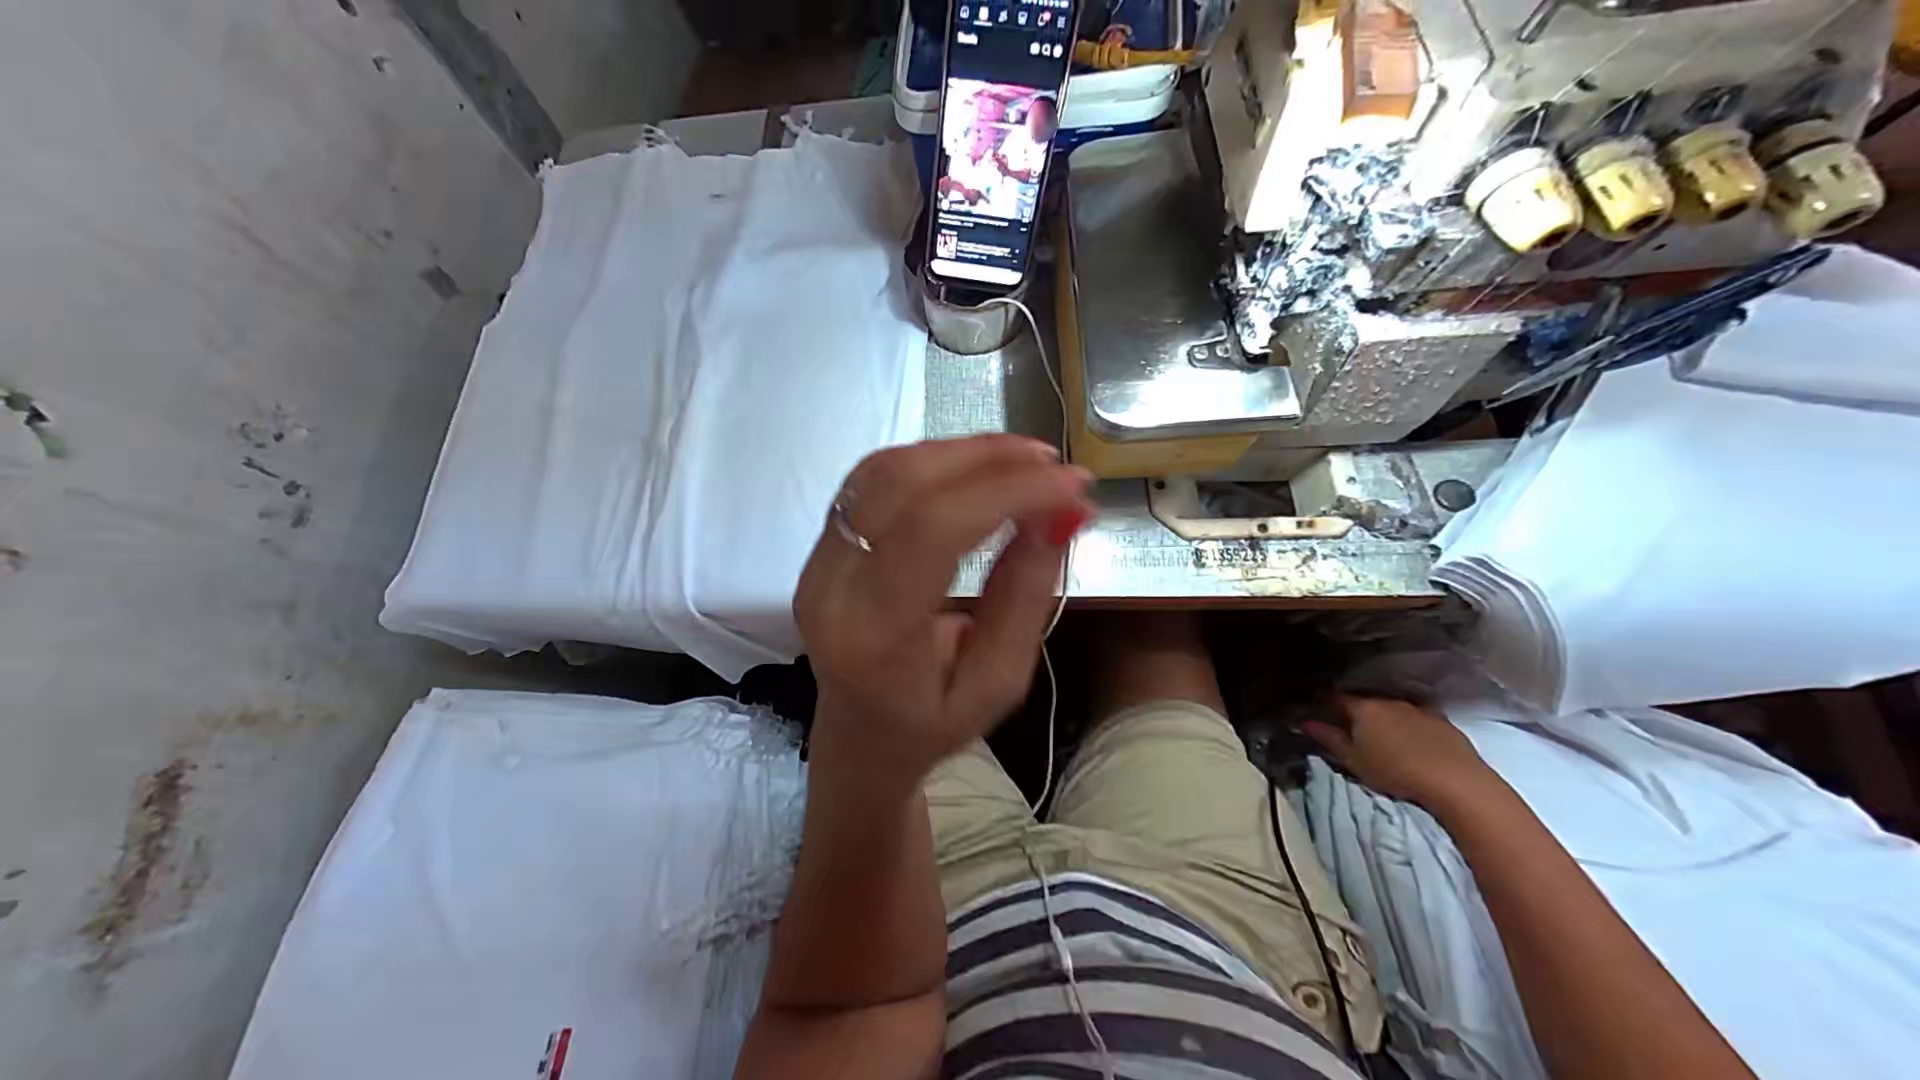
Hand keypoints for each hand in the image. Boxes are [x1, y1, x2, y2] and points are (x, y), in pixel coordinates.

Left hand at [795, 436, 1094, 787]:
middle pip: (903, 483)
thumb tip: (1061, 513)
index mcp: (875, 635)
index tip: (1072, 484)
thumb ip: (1024, 596)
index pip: (934, 530)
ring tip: (1022, 460)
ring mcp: (818, 561)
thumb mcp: (998, 682)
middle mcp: (832, 587)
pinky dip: (930, 460)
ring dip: (959, 451)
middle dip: (987, 459)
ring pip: (884, 469)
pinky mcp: (821, 547)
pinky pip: (872, 480)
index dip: (1008, 491)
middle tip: (1051, 463)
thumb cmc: (932, 726)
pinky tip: (974, 468)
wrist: (859, 741)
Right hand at [1301, 695, 1497, 810]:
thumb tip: (1304, 722)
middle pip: (1366, 702)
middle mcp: (1390, 702)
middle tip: (1352, 729)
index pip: (1336, 697)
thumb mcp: (1353, 760)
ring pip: (1394, 709)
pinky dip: (1410, 726)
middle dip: (1357, 711)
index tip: (1318, 709)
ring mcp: (1419, 710)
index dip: (1325, 702)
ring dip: (1386, 718)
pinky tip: (1412, 742)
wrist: (1456, 782)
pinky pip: (1418, 718)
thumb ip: (1329, 739)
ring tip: (1384, 737)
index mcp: (1364, 709)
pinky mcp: (1444, 722)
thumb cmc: (1395, 771)